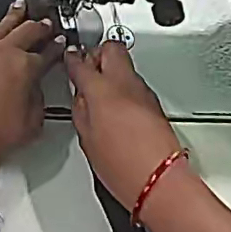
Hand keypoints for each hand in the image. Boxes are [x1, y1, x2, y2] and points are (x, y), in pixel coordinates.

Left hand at [0, 0, 62, 187]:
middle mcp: (5, 53)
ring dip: (16, 14)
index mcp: (26, 67)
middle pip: (29, 31)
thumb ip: (38, 101)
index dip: (57, 47)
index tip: (61, 43)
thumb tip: (35, 93)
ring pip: (4, 23)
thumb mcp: (30, 123)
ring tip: (23, 5)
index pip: (49, 52)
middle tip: (48, 24)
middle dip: (41, 26)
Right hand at [64, 40, 184, 205]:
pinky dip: (123, 88)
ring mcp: (143, 93)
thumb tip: (80, 100)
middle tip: (86, 66)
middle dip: (96, 53)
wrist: (161, 183)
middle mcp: (126, 84)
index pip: (80, 62)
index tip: (69, 59)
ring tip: (99, 90)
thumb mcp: (87, 138)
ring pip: (125, 64)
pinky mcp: (155, 104)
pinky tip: (116, 106)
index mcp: (101, 89)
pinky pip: (135, 84)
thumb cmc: (126, 166)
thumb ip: (81, 110)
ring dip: (111, 70)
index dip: (72, 59)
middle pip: (110, 48)